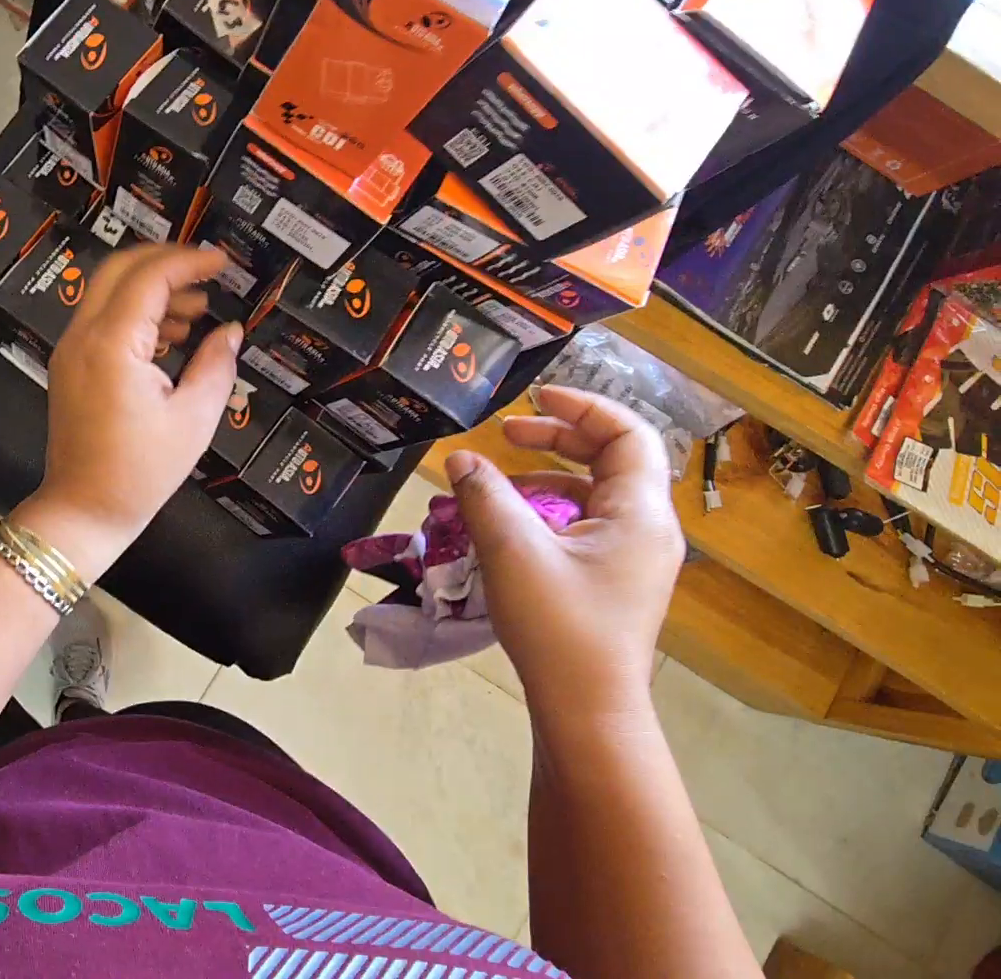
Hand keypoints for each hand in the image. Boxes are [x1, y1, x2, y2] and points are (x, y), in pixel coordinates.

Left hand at [12, 246, 241, 576]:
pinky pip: (100, 320)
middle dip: (165, 262)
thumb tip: (230, 331)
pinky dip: (133, 314)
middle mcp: (82, 337)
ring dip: (150, 290)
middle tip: (207, 274)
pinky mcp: (68, 366)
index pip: (149, 277)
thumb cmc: (141, 472)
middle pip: (119, 269)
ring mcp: (69, 350)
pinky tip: (170, 337)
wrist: (85, 508)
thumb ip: (215, 365)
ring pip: (107, 292)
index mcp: (111, 345)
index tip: (224, 263)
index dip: (189, 261)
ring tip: (196, 314)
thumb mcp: (193, 419)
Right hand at [444, 386, 684, 722]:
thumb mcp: (512, 551)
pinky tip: (506, 525)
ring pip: (593, 493)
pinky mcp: (612, 579)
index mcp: (638, 514)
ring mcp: (632, 557)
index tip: (532, 399)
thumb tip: (459, 459)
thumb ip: (484, 496)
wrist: (586, 707)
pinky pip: (582, 524)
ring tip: (494, 484)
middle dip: (557, 439)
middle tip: (505, 435)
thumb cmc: (557, 625)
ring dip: (544, 476)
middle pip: (611, 460)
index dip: (582, 408)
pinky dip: (544, 510)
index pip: (627, 435)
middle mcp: (645, 529)